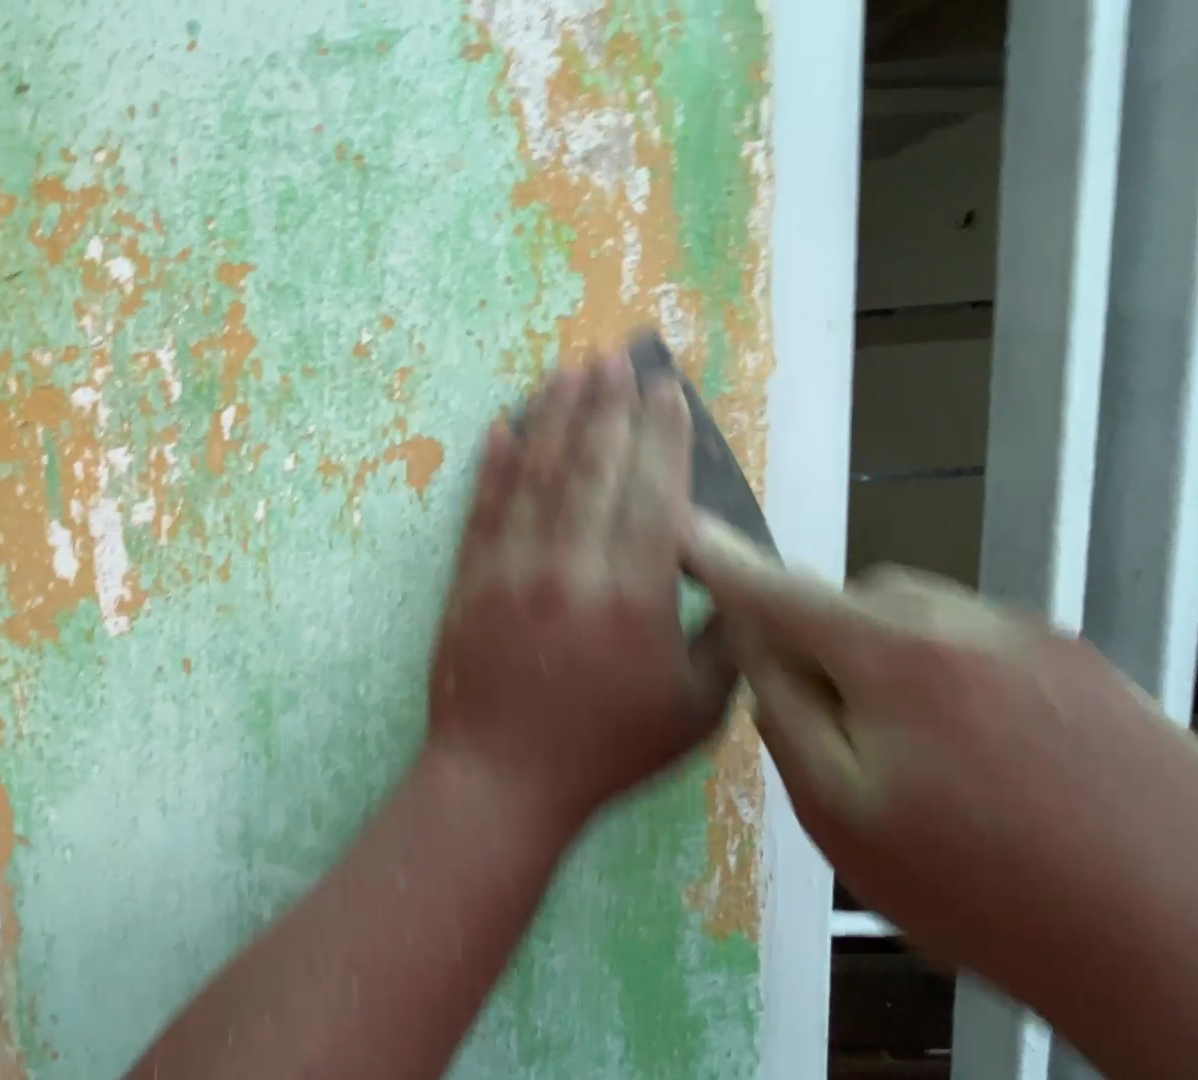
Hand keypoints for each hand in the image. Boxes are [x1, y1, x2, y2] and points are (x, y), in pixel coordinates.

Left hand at [428, 350, 734, 837]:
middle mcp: (569, 567)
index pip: (652, 492)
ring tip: (568, 372)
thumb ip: (722, 634)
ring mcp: (510, 569)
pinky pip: (482, 510)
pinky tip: (501, 428)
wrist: (501, 776)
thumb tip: (728, 572)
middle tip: (617, 357)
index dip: (660, 434)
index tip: (665, 389)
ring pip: (535, 476)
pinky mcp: (469, 580)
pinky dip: (492, 466)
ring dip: (553, 418)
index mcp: (634, 595)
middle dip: (608, 406)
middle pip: (592, 467)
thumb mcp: (696, 707)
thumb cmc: (605, 748)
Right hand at [685, 516, 1197, 987]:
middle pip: (851, 598)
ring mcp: (1041, 642)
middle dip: (819, 638)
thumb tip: (755, 643)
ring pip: (915, 618)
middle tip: (825, 723)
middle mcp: (971, 623)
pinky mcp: (1090, 671)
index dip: (722, 563)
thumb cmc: (983, 887)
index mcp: (899, 654)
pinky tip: (974, 754)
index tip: (683, 533)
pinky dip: (942, 674)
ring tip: (907, 748)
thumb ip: (781, 712)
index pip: (779, 591)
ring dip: (881, 656)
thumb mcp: (838, 812)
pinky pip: (975, 644)